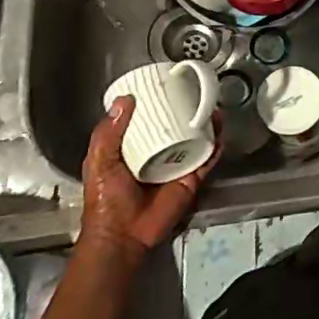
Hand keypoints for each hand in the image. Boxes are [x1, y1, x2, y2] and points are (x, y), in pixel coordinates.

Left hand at [79, 96, 219, 259]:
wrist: (123, 235)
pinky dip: (214, 147)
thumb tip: (126, 99)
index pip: (145, 118)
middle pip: (174, 125)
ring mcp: (175, 165)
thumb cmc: (106, 198)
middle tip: (194, 91)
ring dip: (204, 124)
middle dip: (184, 110)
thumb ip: (108, 132)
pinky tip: (219, 132)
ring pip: (193, 139)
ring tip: (211, 105)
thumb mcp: (99, 160)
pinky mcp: (190, 179)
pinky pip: (205, 160)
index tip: (164, 83)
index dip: (154, 102)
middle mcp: (156, 152)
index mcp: (131, 146)